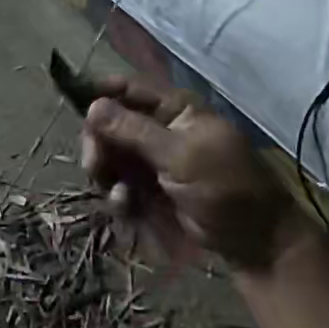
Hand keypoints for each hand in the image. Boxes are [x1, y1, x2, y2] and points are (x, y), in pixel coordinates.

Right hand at [79, 76, 310, 271]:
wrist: (252, 238)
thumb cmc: (224, 186)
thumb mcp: (180, 155)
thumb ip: (134, 131)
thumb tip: (92, 105)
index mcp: (174, 108)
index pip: (128, 89)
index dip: (100, 95)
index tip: (77, 112)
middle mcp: (159, 129)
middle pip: (110, 124)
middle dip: (99, 144)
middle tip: (95, 167)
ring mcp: (153, 160)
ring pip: (110, 156)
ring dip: (107, 174)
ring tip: (120, 195)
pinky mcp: (149, 189)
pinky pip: (120, 184)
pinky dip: (119, 195)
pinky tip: (127, 206)